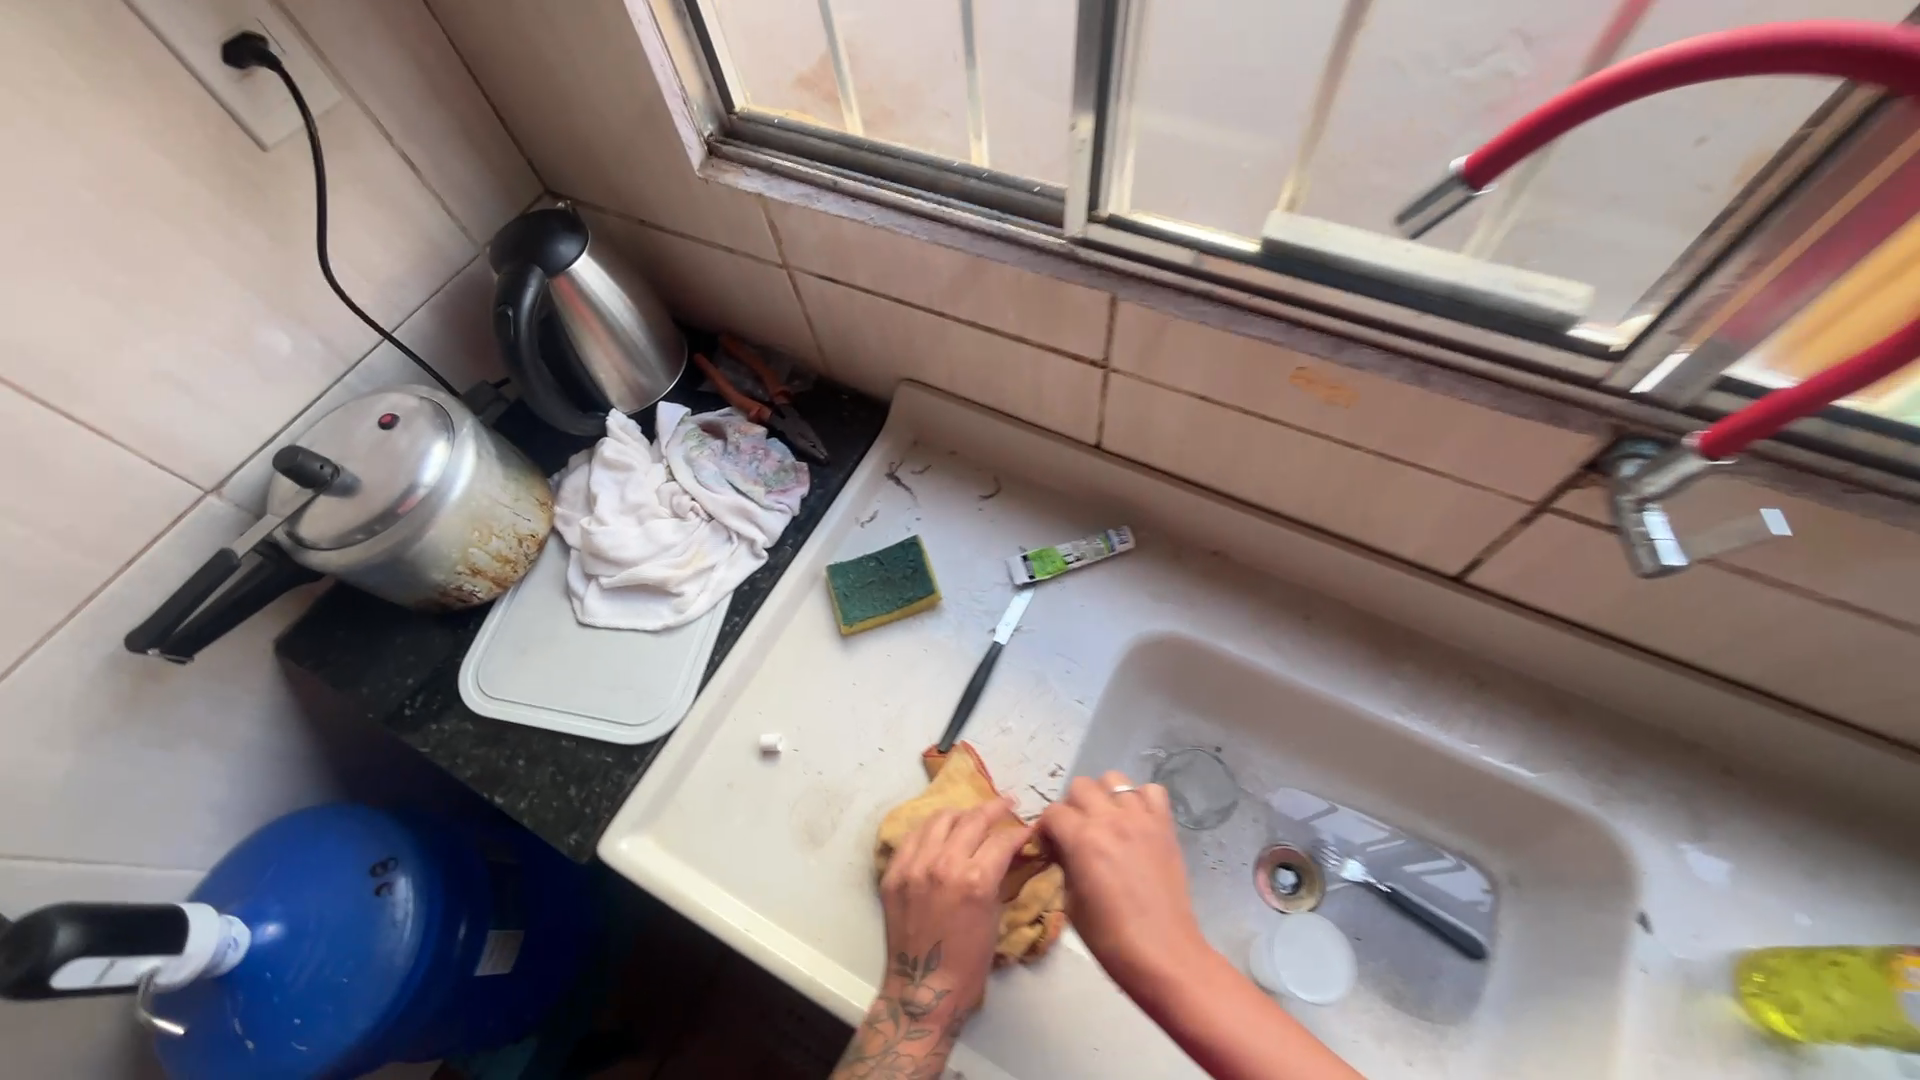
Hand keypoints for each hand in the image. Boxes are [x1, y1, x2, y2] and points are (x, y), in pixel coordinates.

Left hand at [878, 797, 1032, 1014]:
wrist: (923, 990)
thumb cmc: (969, 962)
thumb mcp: (994, 915)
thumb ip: (998, 875)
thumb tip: (1008, 850)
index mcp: (974, 879)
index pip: (1001, 839)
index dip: (1019, 831)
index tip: (1027, 827)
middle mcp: (943, 864)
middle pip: (973, 819)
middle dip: (995, 808)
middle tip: (1007, 804)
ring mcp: (914, 866)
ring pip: (940, 819)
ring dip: (961, 813)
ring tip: (972, 815)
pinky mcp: (894, 873)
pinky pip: (913, 836)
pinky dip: (931, 829)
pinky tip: (941, 831)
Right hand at [1039, 771, 1209, 992]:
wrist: (1163, 954)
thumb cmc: (1110, 938)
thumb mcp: (1071, 902)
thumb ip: (1065, 863)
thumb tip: (1062, 848)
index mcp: (1082, 840)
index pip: (1053, 812)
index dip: (1046, 828)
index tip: (1049, 845)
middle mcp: (1111, 820)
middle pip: (1081, 786)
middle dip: (1072, 806)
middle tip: (1076, 832)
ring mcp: (1141, 819)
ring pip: (1114, 779)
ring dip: (1104, 797)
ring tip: (1107, 821)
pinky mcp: (1165, 826)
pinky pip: (1152, 791)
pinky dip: (1140, 799)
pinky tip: (1136, 821)